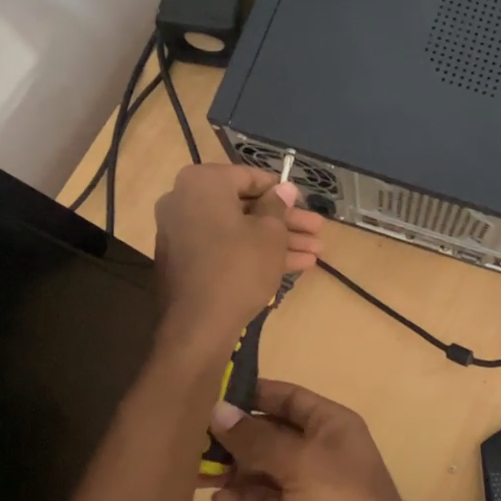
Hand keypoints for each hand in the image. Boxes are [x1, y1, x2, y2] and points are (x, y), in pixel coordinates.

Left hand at [152, 165, 323, 346]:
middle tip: (317, 230)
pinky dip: (254, 252)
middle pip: (246, 206)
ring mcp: (183, 232)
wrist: (198, 324)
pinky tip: (294, 265)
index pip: (250, 177)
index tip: (305, 203)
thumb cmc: (239, 267)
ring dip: (277, 240)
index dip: (282, 191)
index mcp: (203, 183)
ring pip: (239, 229)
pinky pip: (226, 247)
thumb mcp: (269, 234)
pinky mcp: (187, 260)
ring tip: (316, 251)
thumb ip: (277, 206)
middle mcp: (185, 201)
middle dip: (286, 221)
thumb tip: (284, 190)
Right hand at [208, 383, 433, 500]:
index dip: (252, 393)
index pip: (287, 397)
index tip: (207, 393)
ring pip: (261, 470)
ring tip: (194, 472)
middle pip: (269, 434)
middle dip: (234, 436)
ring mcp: (307, 488)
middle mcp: (318, 451)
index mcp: (330, 425)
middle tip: (188, 439)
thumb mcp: (302, 464)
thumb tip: (218, 411)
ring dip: (232, 470)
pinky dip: (242, 500)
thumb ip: (259, 439)